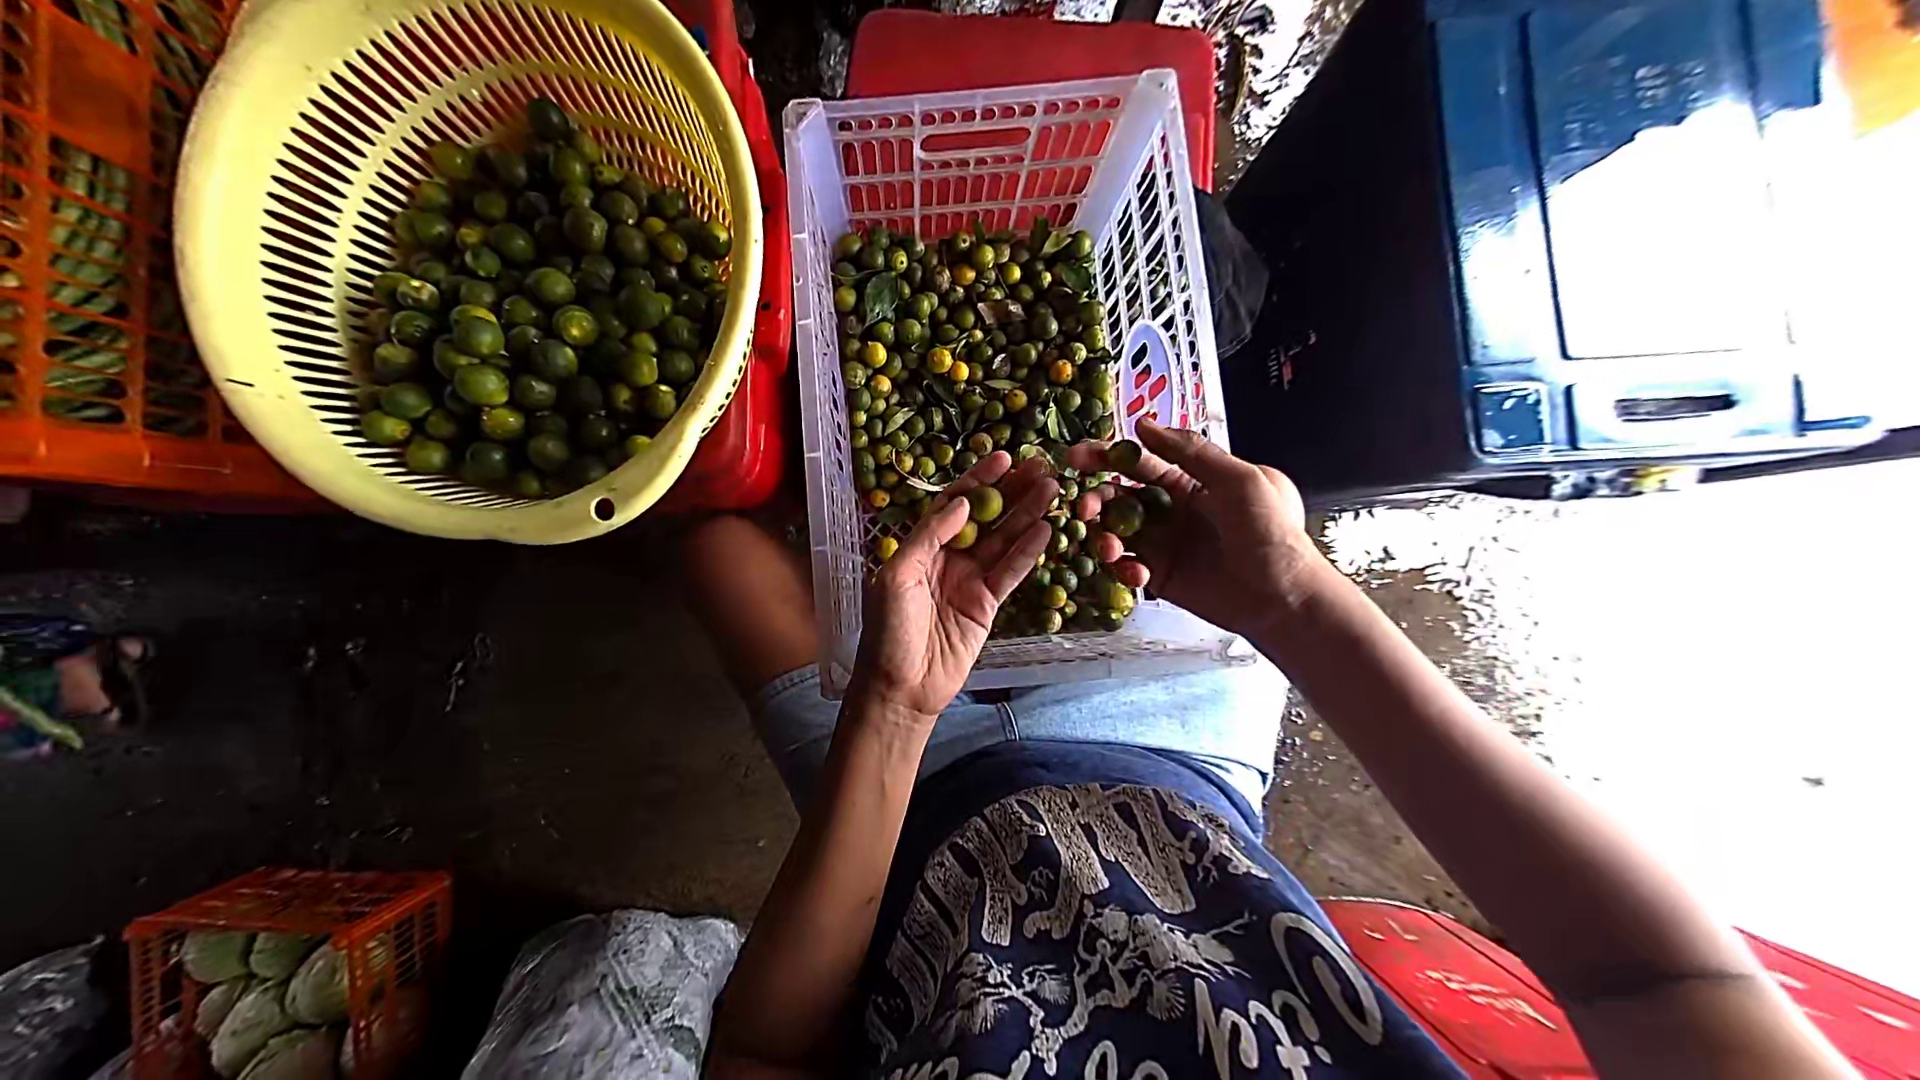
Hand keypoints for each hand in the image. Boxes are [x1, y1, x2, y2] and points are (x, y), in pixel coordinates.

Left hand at [850, 452, 1058, 724]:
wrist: (902, 685)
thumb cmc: (889, 630)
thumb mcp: (898, 575)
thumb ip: (929, 536)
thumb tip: (960, 502)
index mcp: (921, 546)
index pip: (953, 505)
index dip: (977, 480)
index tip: (1002, 458)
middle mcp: (947, 557)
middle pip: (984, 518)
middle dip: (1010, 492)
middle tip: (1039, 468)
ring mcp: (969, 580)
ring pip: (1003, 541)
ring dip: (1026, 515)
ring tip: (1051, 490)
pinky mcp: (987, 604)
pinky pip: (1010, 572)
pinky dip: (1027, 552)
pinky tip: (1046, 529)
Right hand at [1066, 419, 1316, 641]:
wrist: (1284, 597)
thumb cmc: (1272, 533)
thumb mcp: (1240, 480)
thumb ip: (1192, 452)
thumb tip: (1145, 425)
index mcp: (1191, 481)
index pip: (1140, 462)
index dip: (1108, 456)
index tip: (1078, 456)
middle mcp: (1172, 509)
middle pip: (1120, 496)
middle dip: (1097, 499)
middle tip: (1083, 507)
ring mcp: (1164, 543)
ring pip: (1116, 531)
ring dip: (1103, 536)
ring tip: (1109, 548)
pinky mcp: (1160, 575)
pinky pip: (1127, 565)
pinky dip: (1122, 568)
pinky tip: (1137, 574)